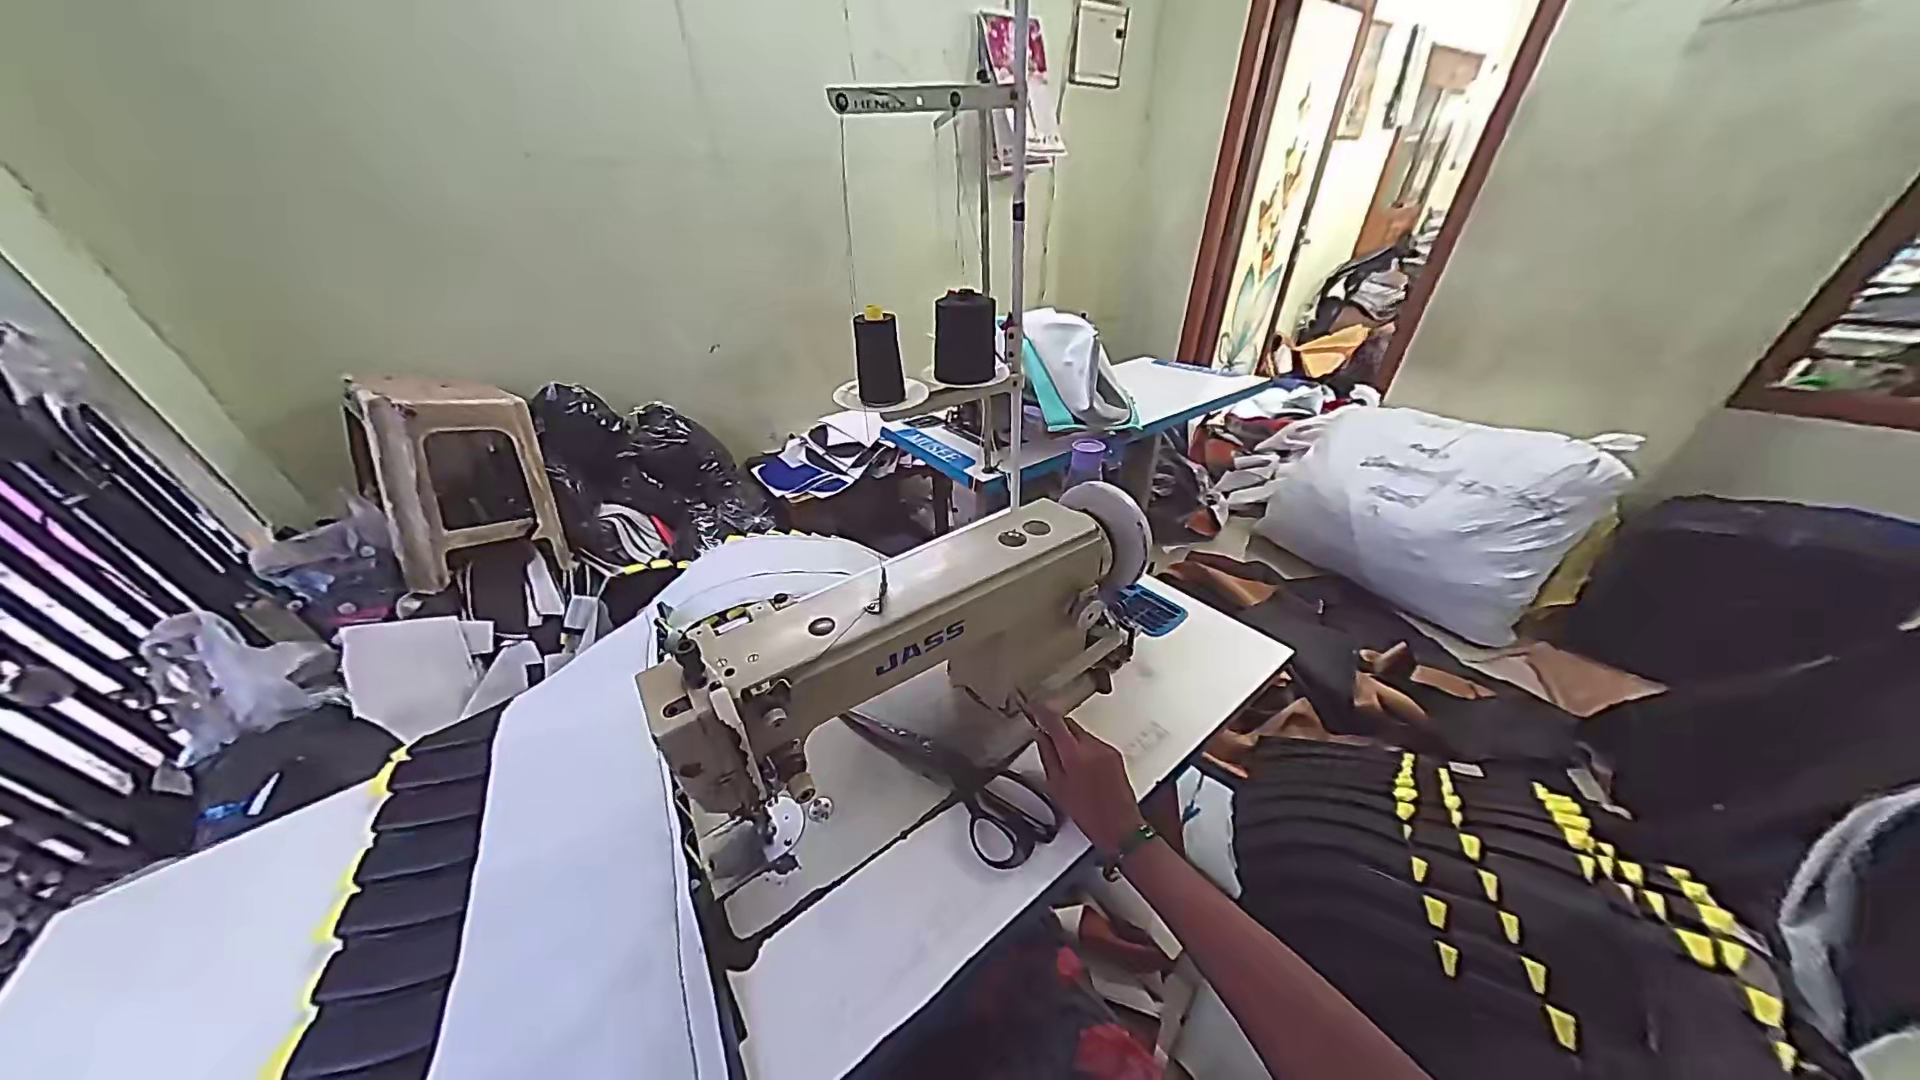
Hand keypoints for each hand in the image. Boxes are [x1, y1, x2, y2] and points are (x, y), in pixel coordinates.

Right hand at [1028, 702, 1144, 854]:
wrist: (1120, 827)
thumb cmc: (1089, 814)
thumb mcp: (1057, 786)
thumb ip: (1047, 755)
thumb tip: (1041, 737)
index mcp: (1075, 754)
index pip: (1055, 721)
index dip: (1042, 712)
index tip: (1034, 707)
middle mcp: (1093, 747)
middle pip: (1070, 724)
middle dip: (1057, 728)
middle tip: (1046, 737)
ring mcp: (1106, 749)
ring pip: (1082, 733)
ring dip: (1071, 739)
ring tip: (1066, 761)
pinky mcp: (1115, 754)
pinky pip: (1094, 742)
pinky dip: (1084, 748)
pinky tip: (1082, 766)